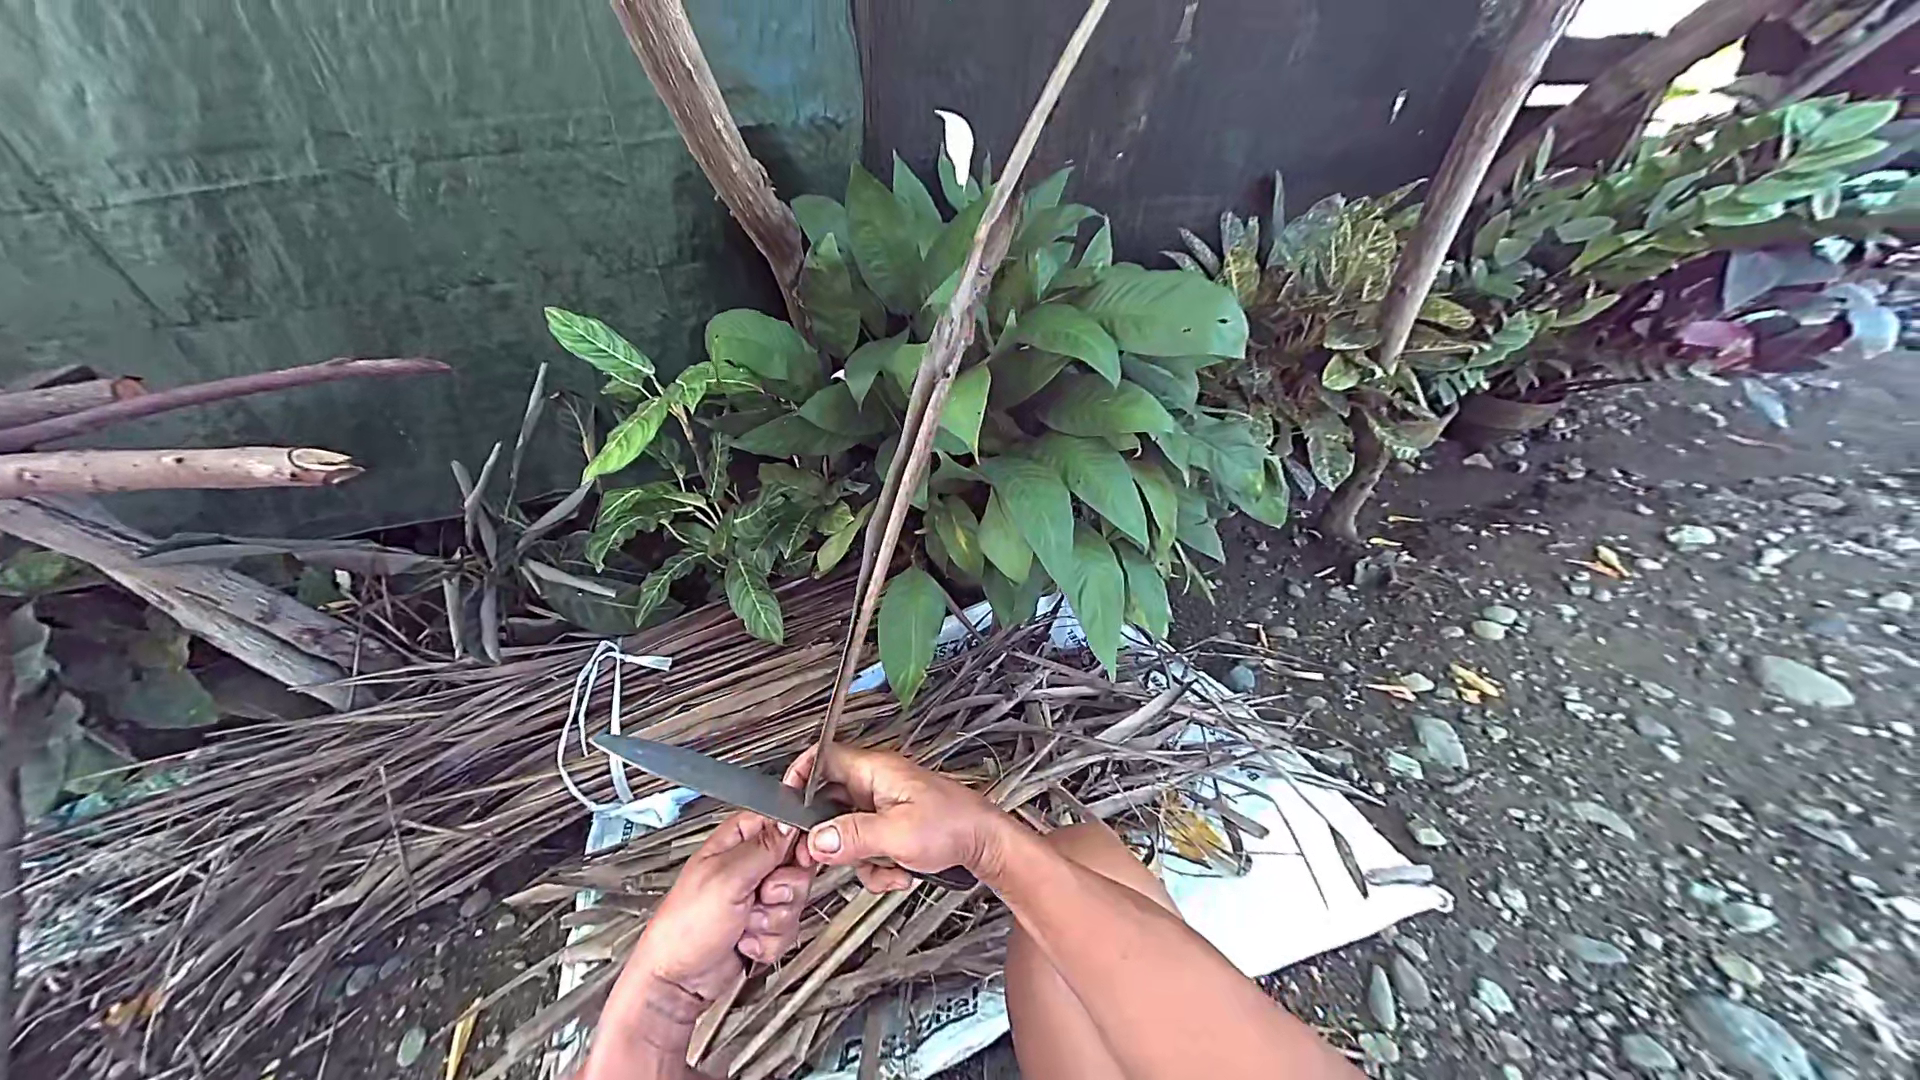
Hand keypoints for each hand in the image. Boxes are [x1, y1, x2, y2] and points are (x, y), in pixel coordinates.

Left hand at [623, 806, 813, 1015]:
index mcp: (740, 838)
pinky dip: (769, 939)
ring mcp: (761, 893)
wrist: (675, 984)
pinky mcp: (767, 921)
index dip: (798, 840)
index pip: (786, 822)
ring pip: (797, 896)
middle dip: (783, 889)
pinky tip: (745, 940)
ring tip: (744, 922)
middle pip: (799, 862)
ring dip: (772, 918)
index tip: (796, 859)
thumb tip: (791, 821)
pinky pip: (790, 926)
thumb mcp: (726, 879)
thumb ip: (764, 847)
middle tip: (759, 897)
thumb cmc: (683, 928)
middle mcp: (753, 862)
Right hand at [786, 744, 1005, 892]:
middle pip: (829, 801)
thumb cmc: (955, 825)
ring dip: (860, 858)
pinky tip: (898, 871)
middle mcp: (877, 783)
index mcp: (876, 770)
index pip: (823, 758)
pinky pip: (866, 845)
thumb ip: (854, 836)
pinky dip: (877, 865)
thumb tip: (816, 839)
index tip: (787, 805)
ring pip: (846, 830)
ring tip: (885, 865)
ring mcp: (884, 804)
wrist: (986, 844)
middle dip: (832, 835)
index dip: (800, 777)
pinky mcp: (893, 825)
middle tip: (835, 854)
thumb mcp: (898, 835)